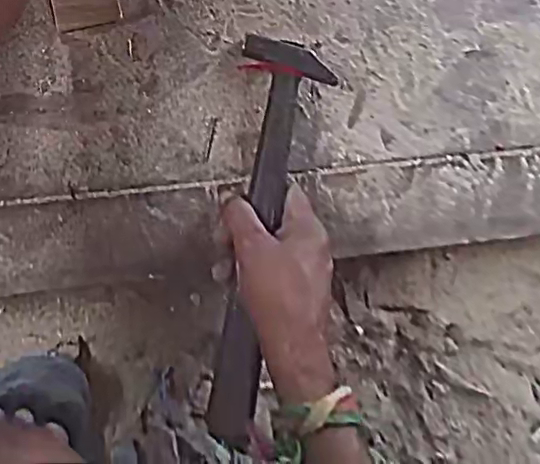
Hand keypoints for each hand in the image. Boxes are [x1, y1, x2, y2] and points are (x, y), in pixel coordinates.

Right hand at [222, 187, 337, 400]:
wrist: (291, 348)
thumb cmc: (279, 299)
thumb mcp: (249, 245)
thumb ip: (238, 214)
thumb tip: (232, 199)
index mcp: (309, 230)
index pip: (285, 192)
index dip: (257, 195)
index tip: (238, 204)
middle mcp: (313, 246)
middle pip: (271, 220)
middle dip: (242, 229)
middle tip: (226, 239)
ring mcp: (308, 268)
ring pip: (268, 244)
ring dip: (242, 251)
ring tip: (227, 265)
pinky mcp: (299, 288)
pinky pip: (271, 266)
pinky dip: (252, 269)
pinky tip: (237, 280)